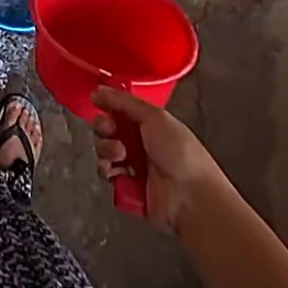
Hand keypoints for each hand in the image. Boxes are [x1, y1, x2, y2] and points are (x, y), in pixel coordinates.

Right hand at [92, 87, 225, 232]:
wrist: (192, 198)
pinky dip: (106, 170)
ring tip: (120, 155)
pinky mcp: (126, 187)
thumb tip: (99, 89)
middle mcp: (138, 142)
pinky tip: (114, 170)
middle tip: (109, 130)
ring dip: (106, 148)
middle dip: (103, 126)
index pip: (120, 109)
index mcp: (148, 124)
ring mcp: (132, 165)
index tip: (95, 101)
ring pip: (104, 149)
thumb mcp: (156, 117)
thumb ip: (125, 102)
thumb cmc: (179, 152)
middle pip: (107, 128)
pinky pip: (106, 173)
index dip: (107, 104)